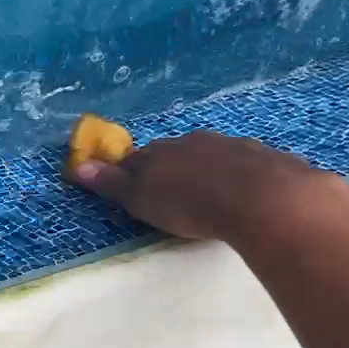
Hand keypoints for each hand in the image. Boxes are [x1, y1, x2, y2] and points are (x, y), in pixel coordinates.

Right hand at [69, 131, 348, 245]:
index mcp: (160, 152)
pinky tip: (249, 196)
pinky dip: (244, 177)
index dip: (133, 174)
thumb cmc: (192, 205)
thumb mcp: (142, 201)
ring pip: (213, 156)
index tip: (135, 192)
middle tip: (175, 197)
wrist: (268, 201)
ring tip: (213, 197)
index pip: (136, 159)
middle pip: (175, 153)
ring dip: (209, 171)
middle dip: (172, 169)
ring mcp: (234, 145)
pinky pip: (249, 165)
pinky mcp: (270, 158)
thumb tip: (78, 166)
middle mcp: (194, 141)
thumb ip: (112, 184)